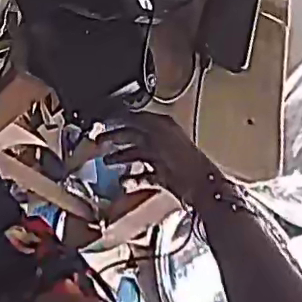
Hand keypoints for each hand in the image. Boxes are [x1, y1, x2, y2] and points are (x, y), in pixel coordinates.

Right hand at [97, 111, 223, 208]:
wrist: (201, 188)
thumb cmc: (183, 157)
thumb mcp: (158, 132)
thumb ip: (138, 121)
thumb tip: (122, 112)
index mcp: (162, 126)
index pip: (135, 117)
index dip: (118, 119)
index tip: (103, 122)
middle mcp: (162, 140)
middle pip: (133, 136)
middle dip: (115, 139)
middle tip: (99, 142)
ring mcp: (163, 159)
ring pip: (136, 155)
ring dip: (121, 158)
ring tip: (107, 162)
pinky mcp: (164, 178)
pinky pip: (144, 175)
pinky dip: (132, 179)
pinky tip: (123, 182)